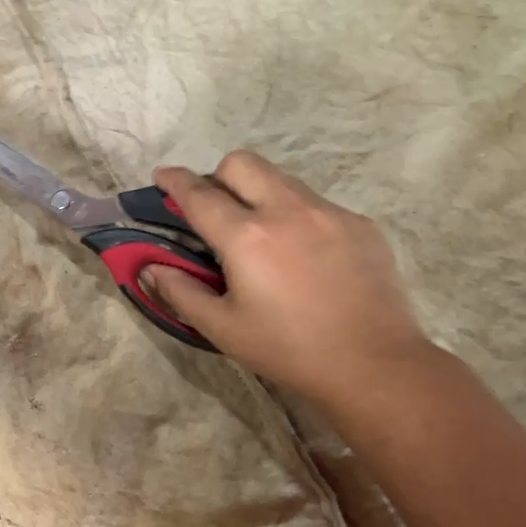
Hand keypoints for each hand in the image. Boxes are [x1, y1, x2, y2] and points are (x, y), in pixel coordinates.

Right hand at [146, 153, 437, 402]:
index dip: (174, 181)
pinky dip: (295, 217)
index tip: (162, 175)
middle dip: (218, 176)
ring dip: (258, 194)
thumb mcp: (221, 327)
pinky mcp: (360, 225)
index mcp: (246, 237)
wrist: (374, 363)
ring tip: (257, 235)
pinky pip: (316, 205)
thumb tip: (152, 269)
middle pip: (244, 164)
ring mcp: (330, 214)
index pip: (200, 194)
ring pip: (282, 180)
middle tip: (212, 208)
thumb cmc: (286, 348)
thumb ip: (180, 292)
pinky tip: (300, 257)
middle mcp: (288, 211)